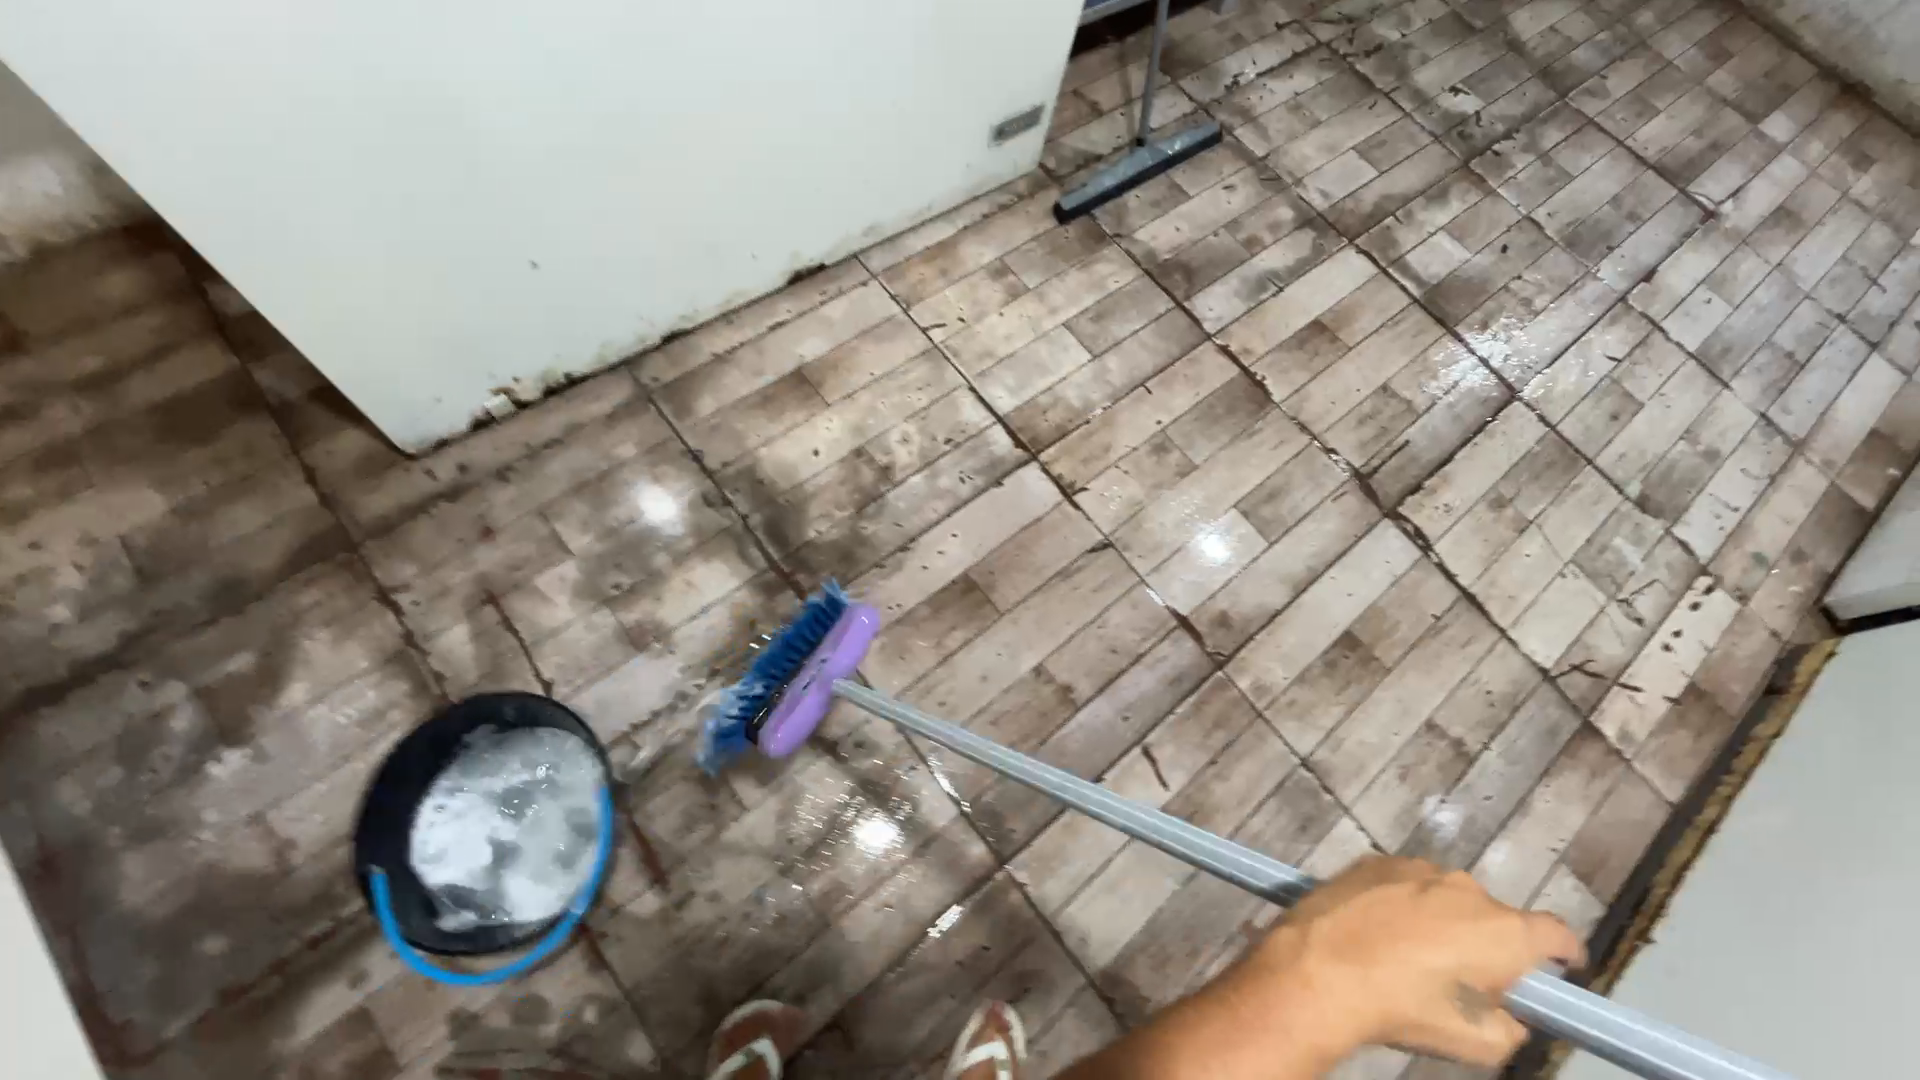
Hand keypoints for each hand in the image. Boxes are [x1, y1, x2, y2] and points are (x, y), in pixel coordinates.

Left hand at [1225, 855, 1585, 1066]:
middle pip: (1492, 915)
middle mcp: (1465, 888)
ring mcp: (1414, 868)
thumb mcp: (1480, 1043)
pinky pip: (1401, 882)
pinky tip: (1376, 928)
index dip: (1562, 952)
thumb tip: (1504, 1010)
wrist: (1321, 966)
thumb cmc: (1407, 1008)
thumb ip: (1509, 1025)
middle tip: (1460, 973)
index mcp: (1505, 930)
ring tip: (1408, 951)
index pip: (1556, 933)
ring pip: (1443, 895)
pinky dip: (1399, 901)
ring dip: (1439, 917)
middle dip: (1485, 941)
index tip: (1559, 966)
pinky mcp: (1371, 861)